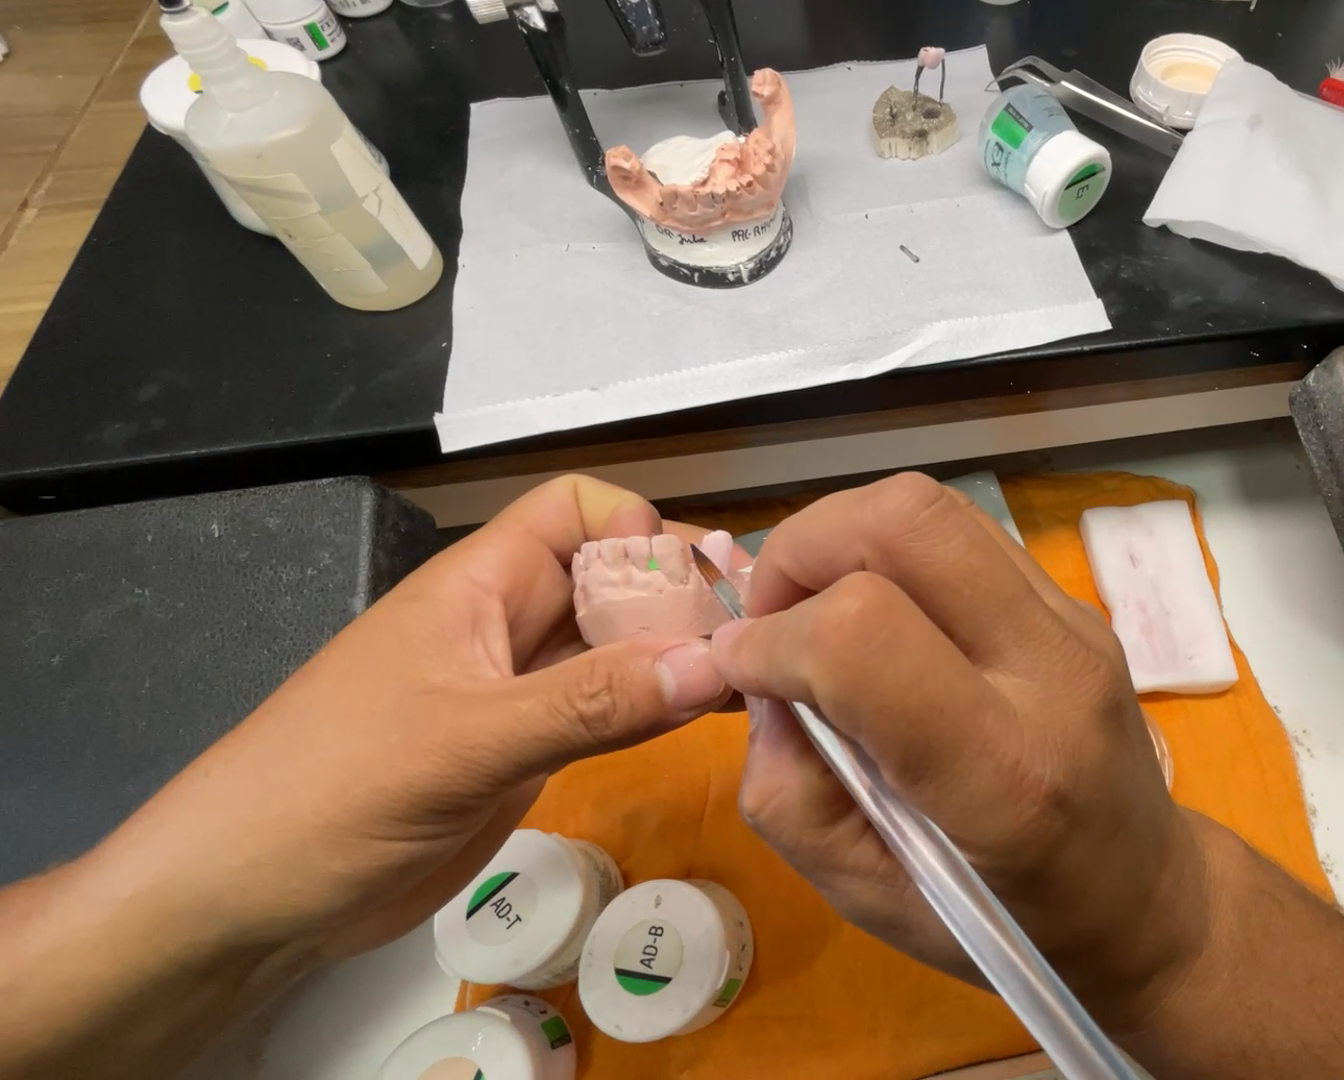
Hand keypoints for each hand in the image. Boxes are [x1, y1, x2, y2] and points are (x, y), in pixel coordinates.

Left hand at [83, 476, 733, 962]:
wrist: (243, 911)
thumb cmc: (327, 795)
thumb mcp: (464, 741)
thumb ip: (590, 702)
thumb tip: (709, 664)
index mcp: (483, 585)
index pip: (575, 509)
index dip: (634, 526)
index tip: (686, 578)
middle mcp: (515, 623)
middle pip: (616, 575)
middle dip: (682, 589)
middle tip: (753, 626)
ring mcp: (530, 686)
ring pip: (625, 643)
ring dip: (684, 650)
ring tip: (751, 670)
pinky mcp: (540, 742)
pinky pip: (618, 705)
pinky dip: (665, 703)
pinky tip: (711, 714)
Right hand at [709, 473, 1211, 1029]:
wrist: (1142, 891)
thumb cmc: (1011, 921)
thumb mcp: (870, 899)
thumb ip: (790, 794)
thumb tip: (766, 684)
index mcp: (1004, 774)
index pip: (863, 638)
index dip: (774, 639)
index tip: (743, 669)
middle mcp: (1051, 671)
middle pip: (908, 524)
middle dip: (805, 548)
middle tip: (776, 614)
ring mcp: (1073, 621)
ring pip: (935, 509)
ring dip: (844, 537)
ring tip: (818, 604)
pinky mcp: (1072, 602)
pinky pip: (962, 532)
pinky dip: (890, 549)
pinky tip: (880, 608)